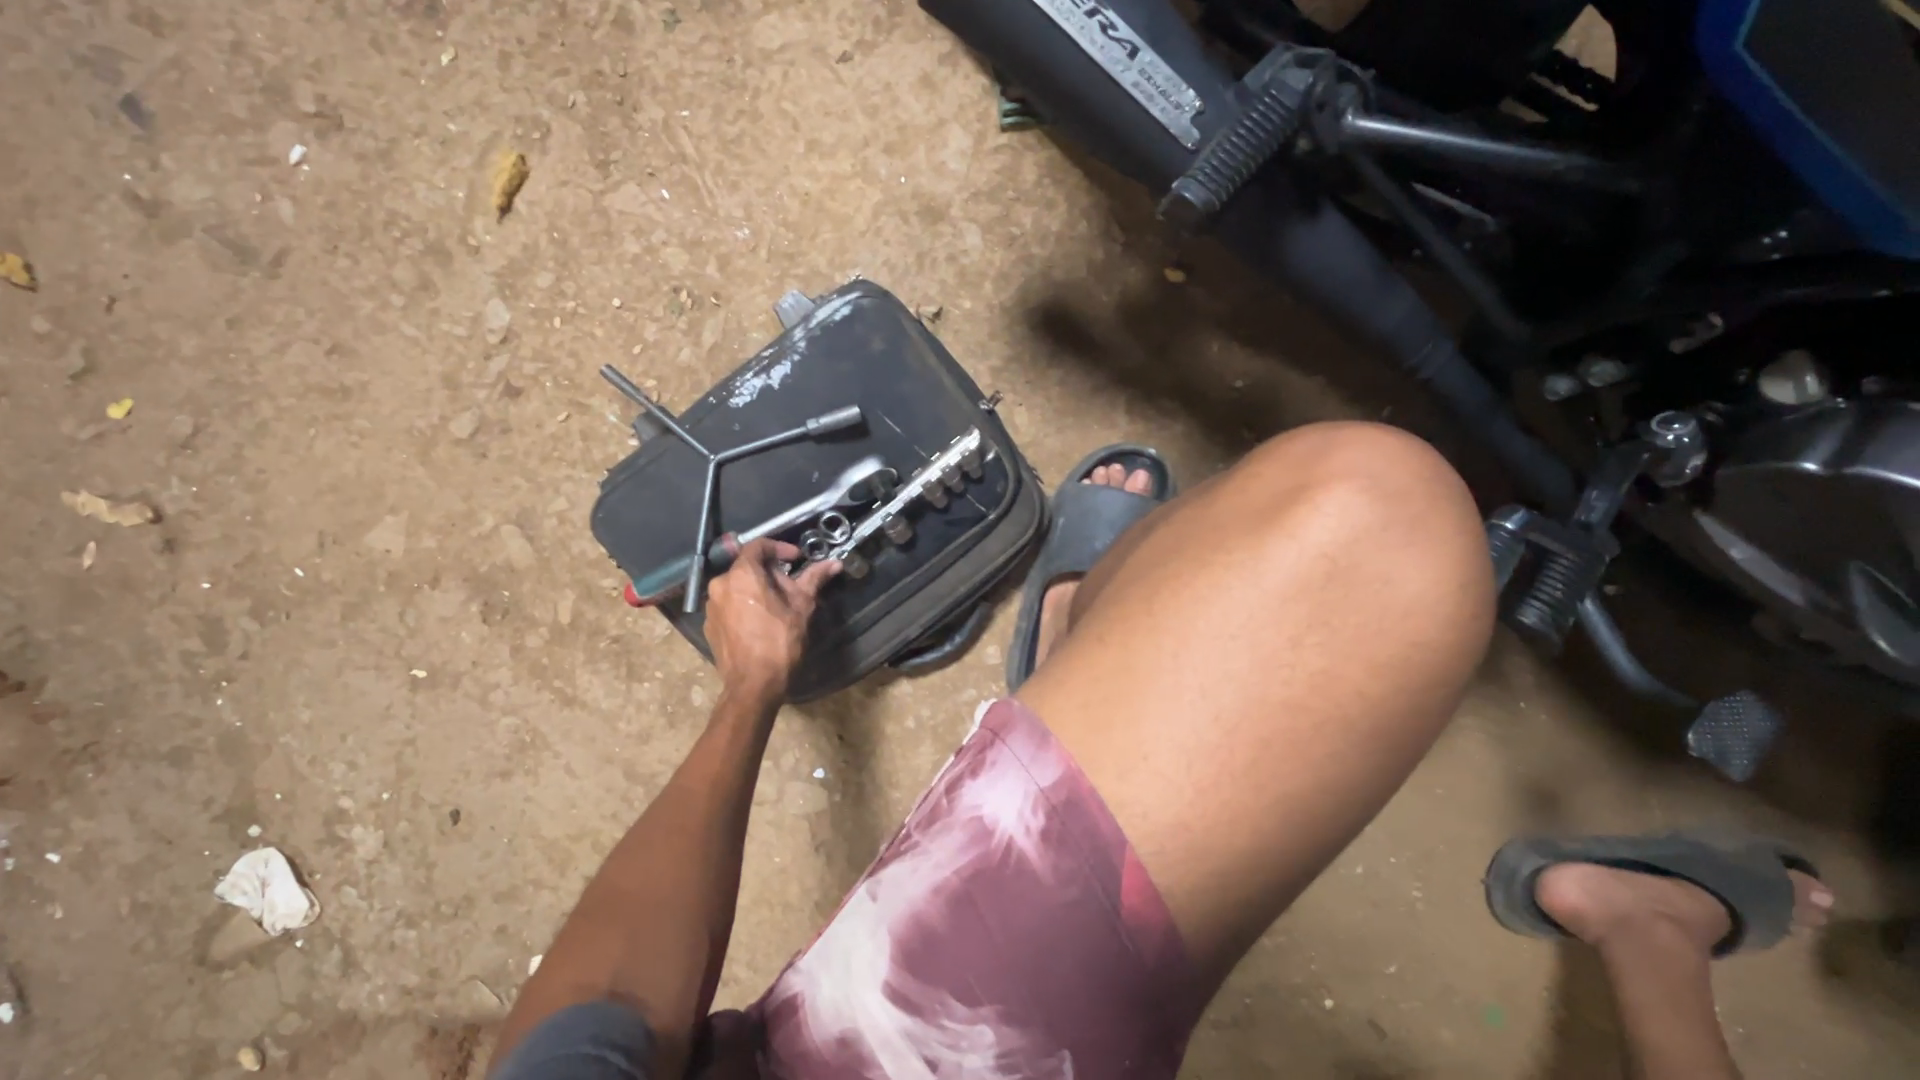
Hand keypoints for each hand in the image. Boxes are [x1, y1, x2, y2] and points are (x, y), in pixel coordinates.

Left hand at [704, 538, 839, 703]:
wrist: (753, 684)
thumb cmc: (780, 641)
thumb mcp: (802, 606)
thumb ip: (814, 579)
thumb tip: (834, 563)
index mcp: (741, 574)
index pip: (758, 546)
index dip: (780, 548)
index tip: (796, 559)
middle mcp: (720, 585)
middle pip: (746, 567)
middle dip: (770, 572)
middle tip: (791, 586)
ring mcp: (711, 607)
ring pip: (736, 587)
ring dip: (756, 589)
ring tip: (777, 606)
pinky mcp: (709, 626)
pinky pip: (728, 606)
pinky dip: (744, 605)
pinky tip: (760, 622)